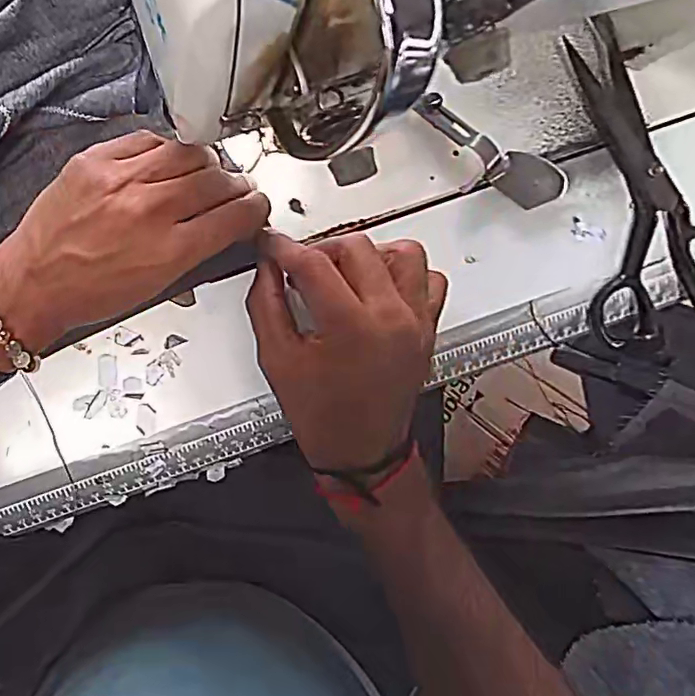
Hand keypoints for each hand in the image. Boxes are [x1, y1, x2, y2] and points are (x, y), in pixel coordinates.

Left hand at [0, 131, 270, 360]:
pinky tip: (166, 160)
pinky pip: (147, 139)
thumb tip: (224, 226)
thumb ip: (196, 252)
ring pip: (187, 153)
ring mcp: (119, 180)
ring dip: (205, 163)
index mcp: (168, 251)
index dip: (254, 208)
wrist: (31, 283)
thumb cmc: (86, 294)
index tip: (255, 206)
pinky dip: (165, 149)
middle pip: (216, 180)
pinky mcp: (94, 161)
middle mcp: (147, 210)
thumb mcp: (155, 287)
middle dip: (235, 185)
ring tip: (204, 172)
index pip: (233, 216)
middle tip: (235, 189)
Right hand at [246, 232, 447, 472]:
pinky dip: (404, 273)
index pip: (313, 262)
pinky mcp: (428, 327)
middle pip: (356, 247)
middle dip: (320, 250)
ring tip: (343, 272)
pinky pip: (429, 279)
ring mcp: (415, 322)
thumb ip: (265, 304)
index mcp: (349, 326)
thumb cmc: (324, 416)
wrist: (362, 450)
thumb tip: (267, 268)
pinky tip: (379, 286)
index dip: (283, 248)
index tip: (272, 245)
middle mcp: (390, 318)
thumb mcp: (276, 358)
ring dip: (366, 254)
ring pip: (401, 253)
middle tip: (301, 267)